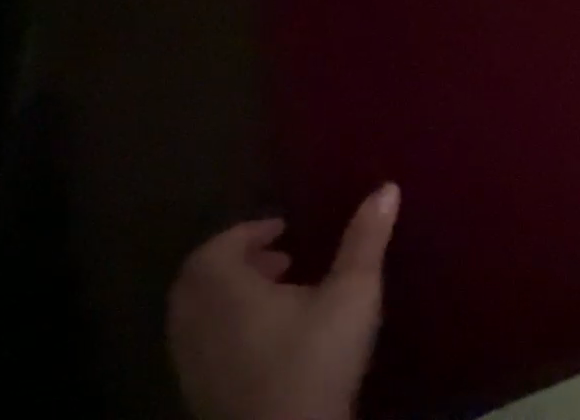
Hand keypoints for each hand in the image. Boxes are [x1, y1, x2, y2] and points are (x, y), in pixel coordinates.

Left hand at [168, 183, 400, 419]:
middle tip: (279, 256)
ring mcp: (193, 362)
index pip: (213, 251)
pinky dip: (226, 323)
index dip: (246, 232)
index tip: (284, 228)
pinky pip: (200, 341)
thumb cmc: (317, 357)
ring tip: (279, 292)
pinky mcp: (200, 391)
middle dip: (235, 261)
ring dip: (229, 292)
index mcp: (226, 294)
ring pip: (195, 314)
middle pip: (196, 281)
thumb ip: (365, 240)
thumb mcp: (353, 291)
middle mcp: (196, 324)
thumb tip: (386, 187)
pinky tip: (270, 333)